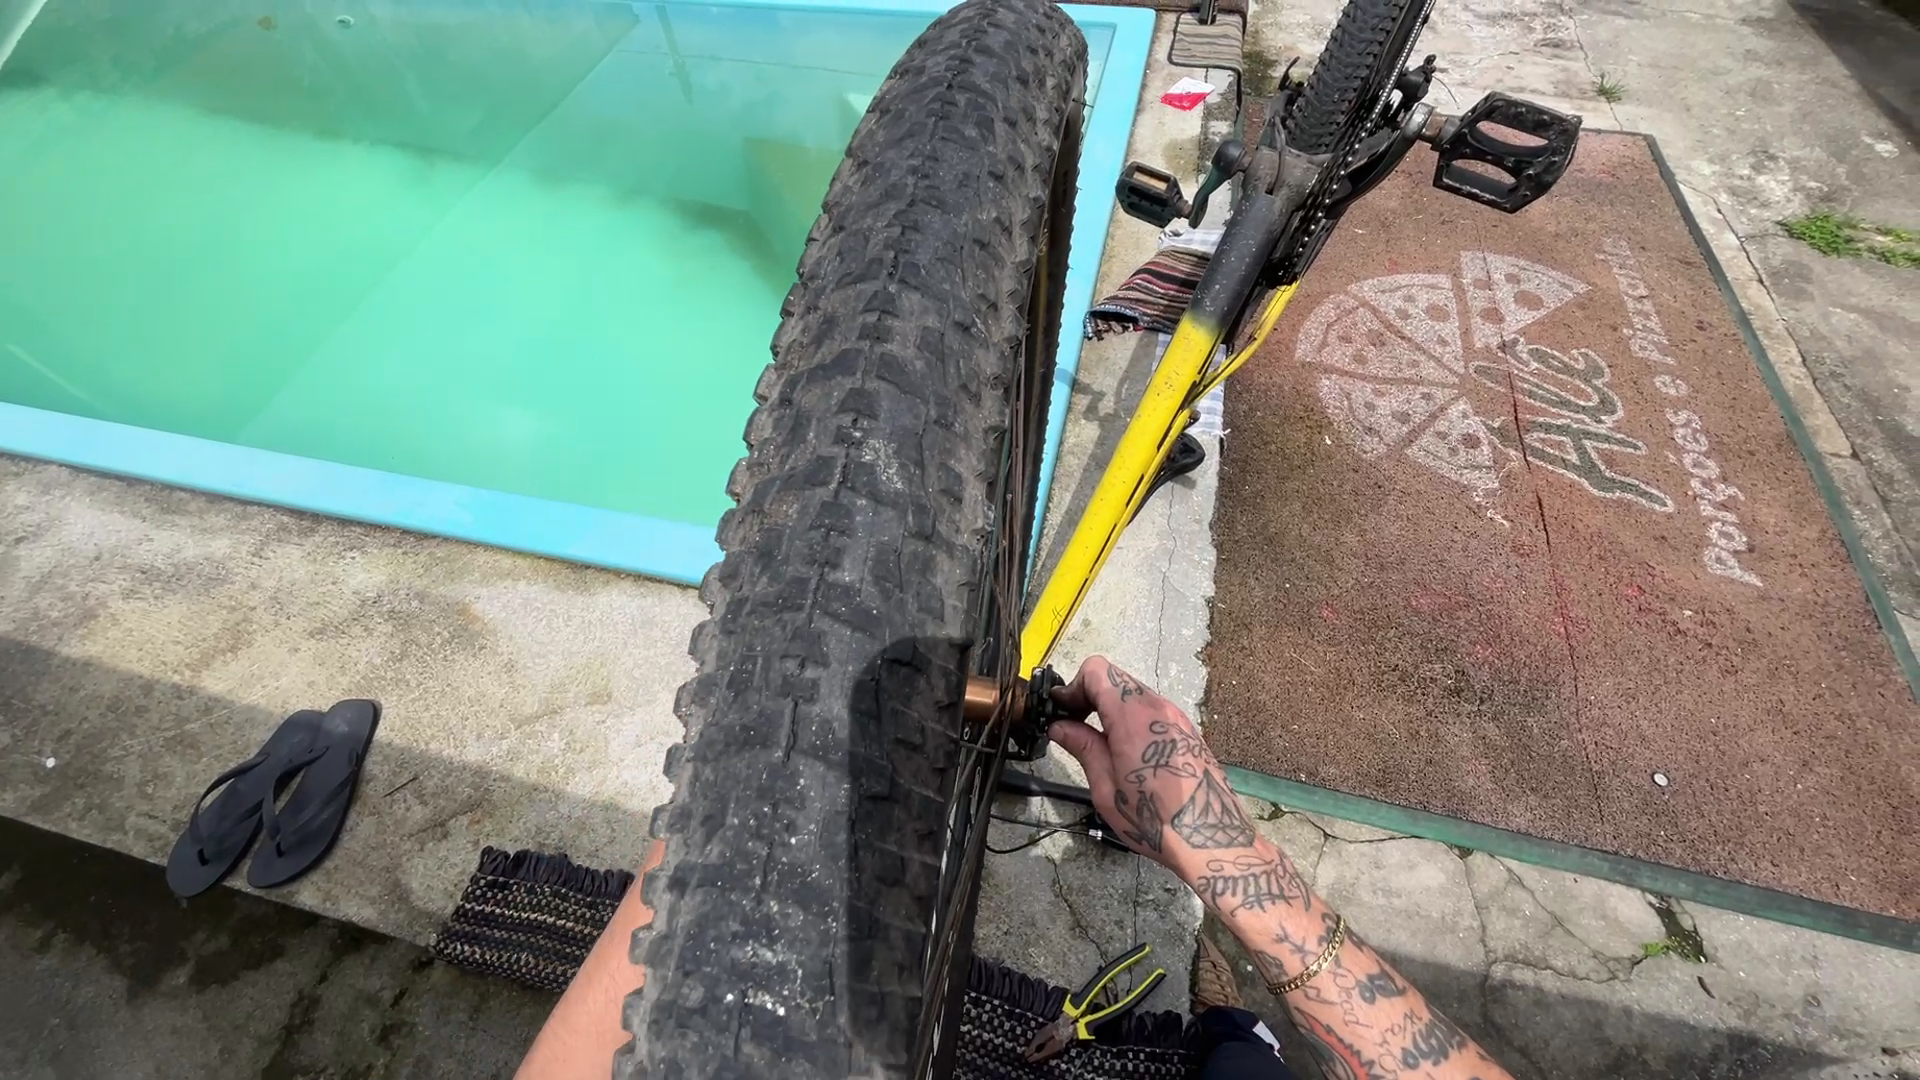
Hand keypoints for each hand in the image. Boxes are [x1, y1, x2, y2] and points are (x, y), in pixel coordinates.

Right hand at [1046, 656, 1261, 883]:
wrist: (1212, 839)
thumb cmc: (1158, 819)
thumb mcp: (1105, 787)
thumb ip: (1083, 748)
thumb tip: (1061, 728)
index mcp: (1133, 717)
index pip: (1096, 671)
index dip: (1073, 686)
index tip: (1062, 710)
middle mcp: (1157, 707)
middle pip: (1113, 677)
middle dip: (1088, 695)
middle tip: (1073, 724)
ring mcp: (1176, 716)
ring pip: (1132, 691)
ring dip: (1109, 705)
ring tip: (1097, 740)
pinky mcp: (1186, 728)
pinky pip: (1150, 707)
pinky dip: (1129, 715)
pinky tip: (1124, 747)